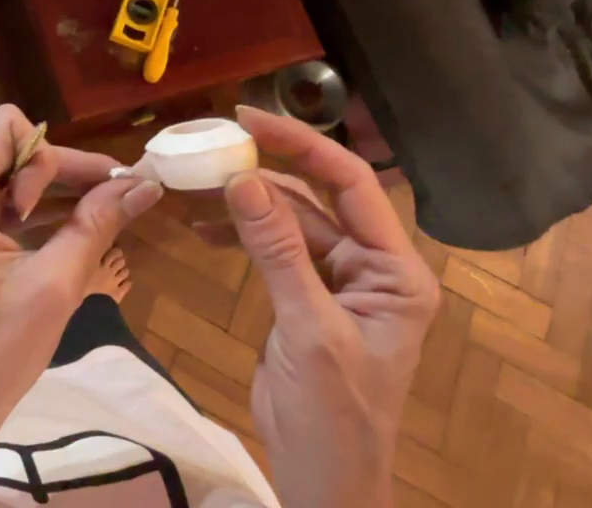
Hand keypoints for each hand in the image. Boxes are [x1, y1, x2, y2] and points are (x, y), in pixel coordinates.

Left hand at [0, 103, 164, 431]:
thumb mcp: (54, 285)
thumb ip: (97, 225)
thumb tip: (145, 185)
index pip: (8, 129)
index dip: (50, 157)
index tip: (69, 202)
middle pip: (11, 150)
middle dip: (63, 171)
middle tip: (116, 195)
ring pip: (10, 175)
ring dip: (55, 190)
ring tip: (106, 209)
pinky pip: (1, 203)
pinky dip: (38, 211)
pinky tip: (77, 225)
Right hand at [226, 106, 440, 507]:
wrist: (321, 477)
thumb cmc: (332, 414)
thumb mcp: (308, 329)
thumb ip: (277, 251)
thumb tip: (241, 179)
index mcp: (394, 271)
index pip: (351, 185)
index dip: (302, 145)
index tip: (248, 120)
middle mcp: (370, 265)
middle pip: (316, 195)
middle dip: (265, 168)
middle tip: (212, 143)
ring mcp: (336, 278)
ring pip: (288, 217)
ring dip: (245, 200)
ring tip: (196, 182)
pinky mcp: (304, 293)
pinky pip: (271, 245)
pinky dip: (238, 232)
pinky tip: (203, 227)